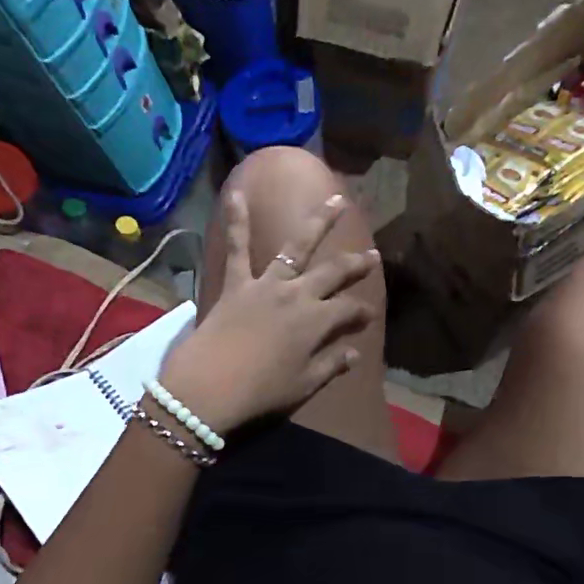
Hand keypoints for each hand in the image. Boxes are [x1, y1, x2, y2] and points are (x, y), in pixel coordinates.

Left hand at [158, 191, 378, 432]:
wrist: (210, 386)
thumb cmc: (262, 391)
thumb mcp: (304, 385)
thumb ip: (330, 365)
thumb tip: (353, 353)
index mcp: (316, 322)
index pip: (349, 310)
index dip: (362, 312)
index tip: (369, 316)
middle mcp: (297, 294)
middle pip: (333, 272)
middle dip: (355, 263)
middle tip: (372, 254)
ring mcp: (266, 284)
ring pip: (297, 246)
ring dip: (318, 221)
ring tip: (335, 200)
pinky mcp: (236, 283)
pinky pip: (237, 247)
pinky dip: (237, 219)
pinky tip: (237, 192)